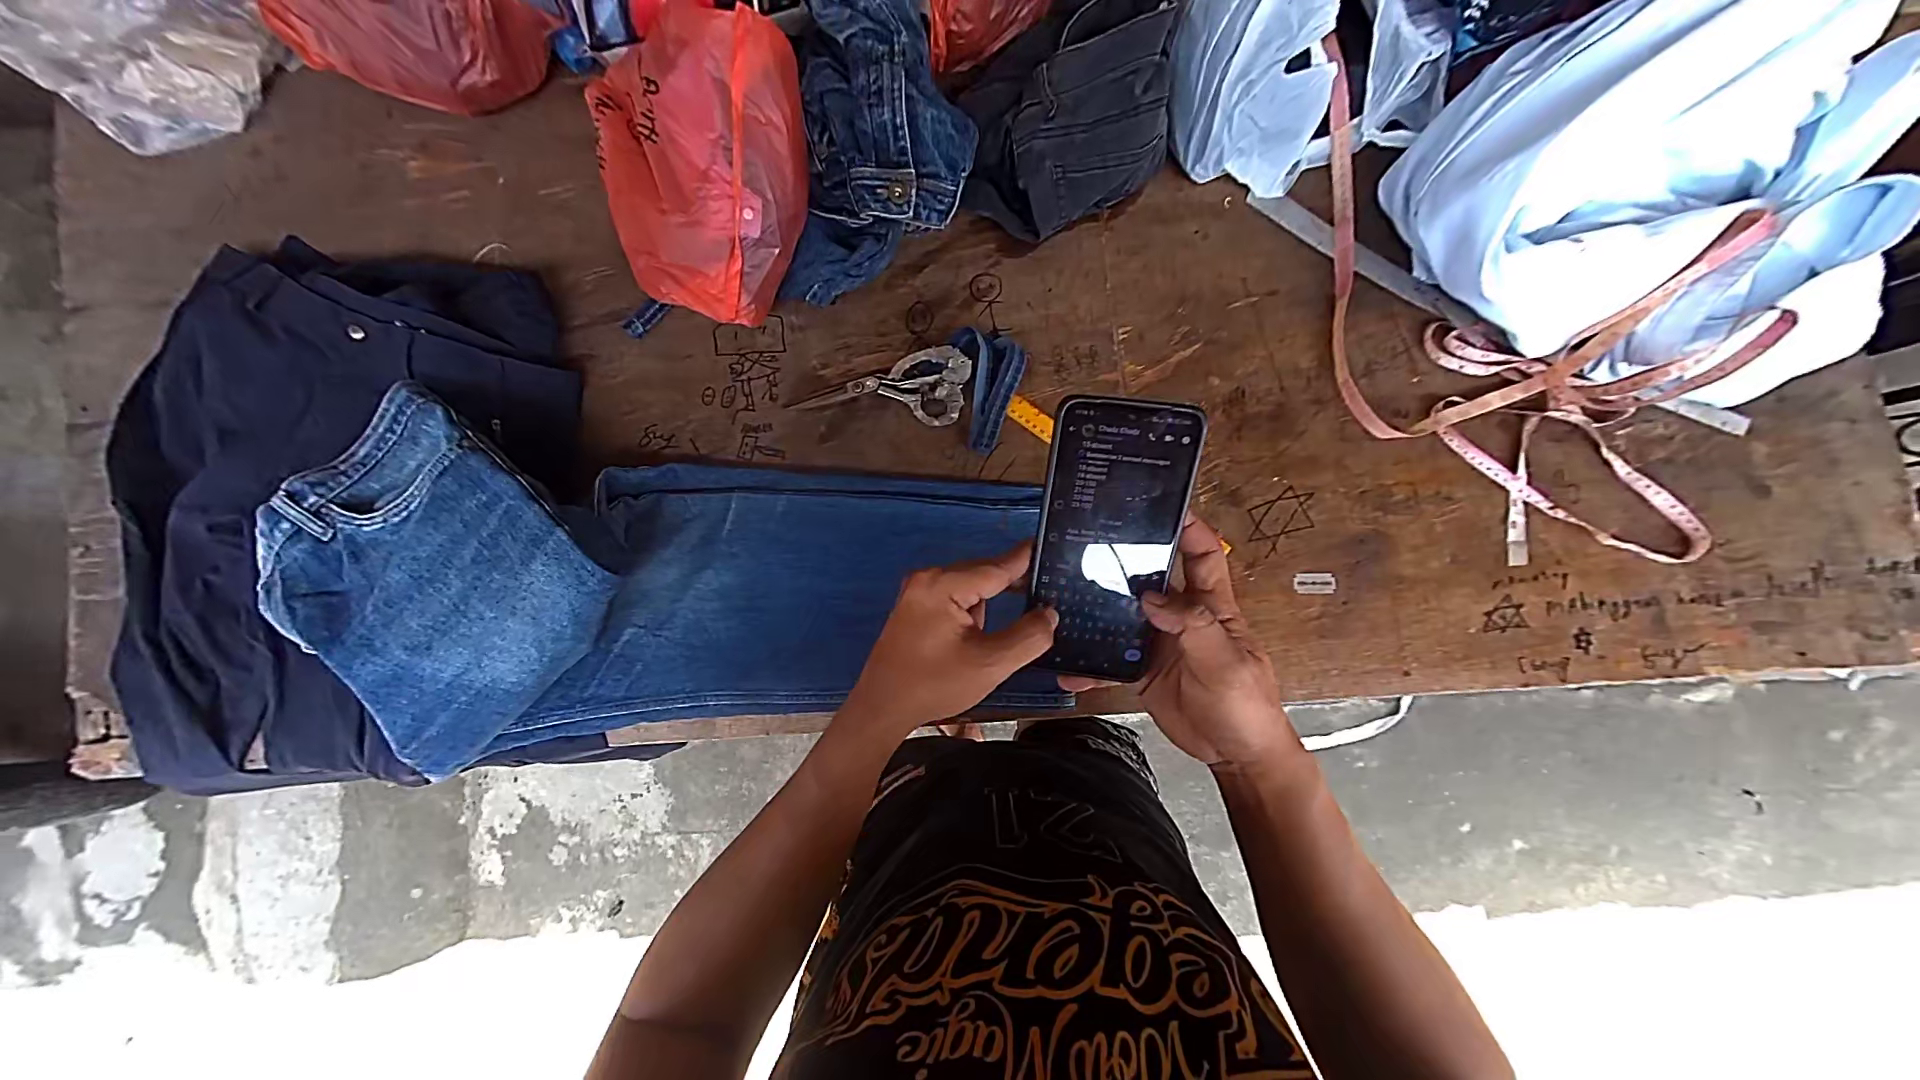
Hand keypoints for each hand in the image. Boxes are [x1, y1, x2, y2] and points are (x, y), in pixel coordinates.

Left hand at [836, 543, 1057, 743]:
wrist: (882, 708)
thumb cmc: (934, 685)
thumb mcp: (990, 663)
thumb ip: (1028, 636)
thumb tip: (1049, 613)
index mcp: (943, 584)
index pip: (997, 566)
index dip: (1028, 560)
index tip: (1052, 547)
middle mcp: (928, 579)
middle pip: (983, 574)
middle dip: (1013, 584)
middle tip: (1047, 593)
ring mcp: (918, 592)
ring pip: (970, 587)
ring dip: (991, 602)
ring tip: (1016, 618)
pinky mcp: (915, 607)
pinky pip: (955, 598)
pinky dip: (974, 610)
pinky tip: (981, 634)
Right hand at [1063, 517, 1302, 771]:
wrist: (1235, 754)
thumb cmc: (1245, 704)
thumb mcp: (1224, 661)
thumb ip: (1192, 626)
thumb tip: (1150, 597)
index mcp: (1210, 606)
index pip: (1203, 555)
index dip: (1189, 528)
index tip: (1162, 507)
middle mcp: (1182, 617)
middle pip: (1153, 577)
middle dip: (1128, 559)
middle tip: (1092, 545)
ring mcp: (1160, 643)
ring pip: (1125, 614)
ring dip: (1100, 609)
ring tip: (1067, 598)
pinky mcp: (1142, 669)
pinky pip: (1111, 659)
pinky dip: (1091, 664)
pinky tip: (1070, 666)